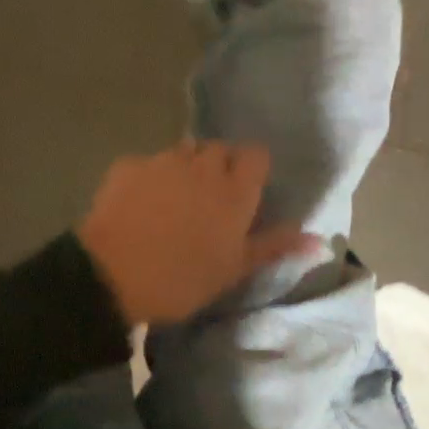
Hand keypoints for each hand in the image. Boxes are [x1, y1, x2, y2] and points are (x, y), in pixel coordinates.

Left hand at [75, 141, 318, 324]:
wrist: (111, 276)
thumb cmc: (181, 279)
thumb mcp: (233, 270)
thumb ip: (273, 246)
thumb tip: (317, 238)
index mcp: (235, 190)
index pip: (256, 155)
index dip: (251, 170)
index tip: (244, 193)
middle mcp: (202, 165)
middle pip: (219, 150)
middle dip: (218, 168)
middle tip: (208, 202)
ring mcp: (162, 162)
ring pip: (182, 153)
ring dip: (184, 169)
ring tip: (173, 203)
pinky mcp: (126, 166)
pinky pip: (147, 163)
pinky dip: (148, 178)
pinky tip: (139, 205)